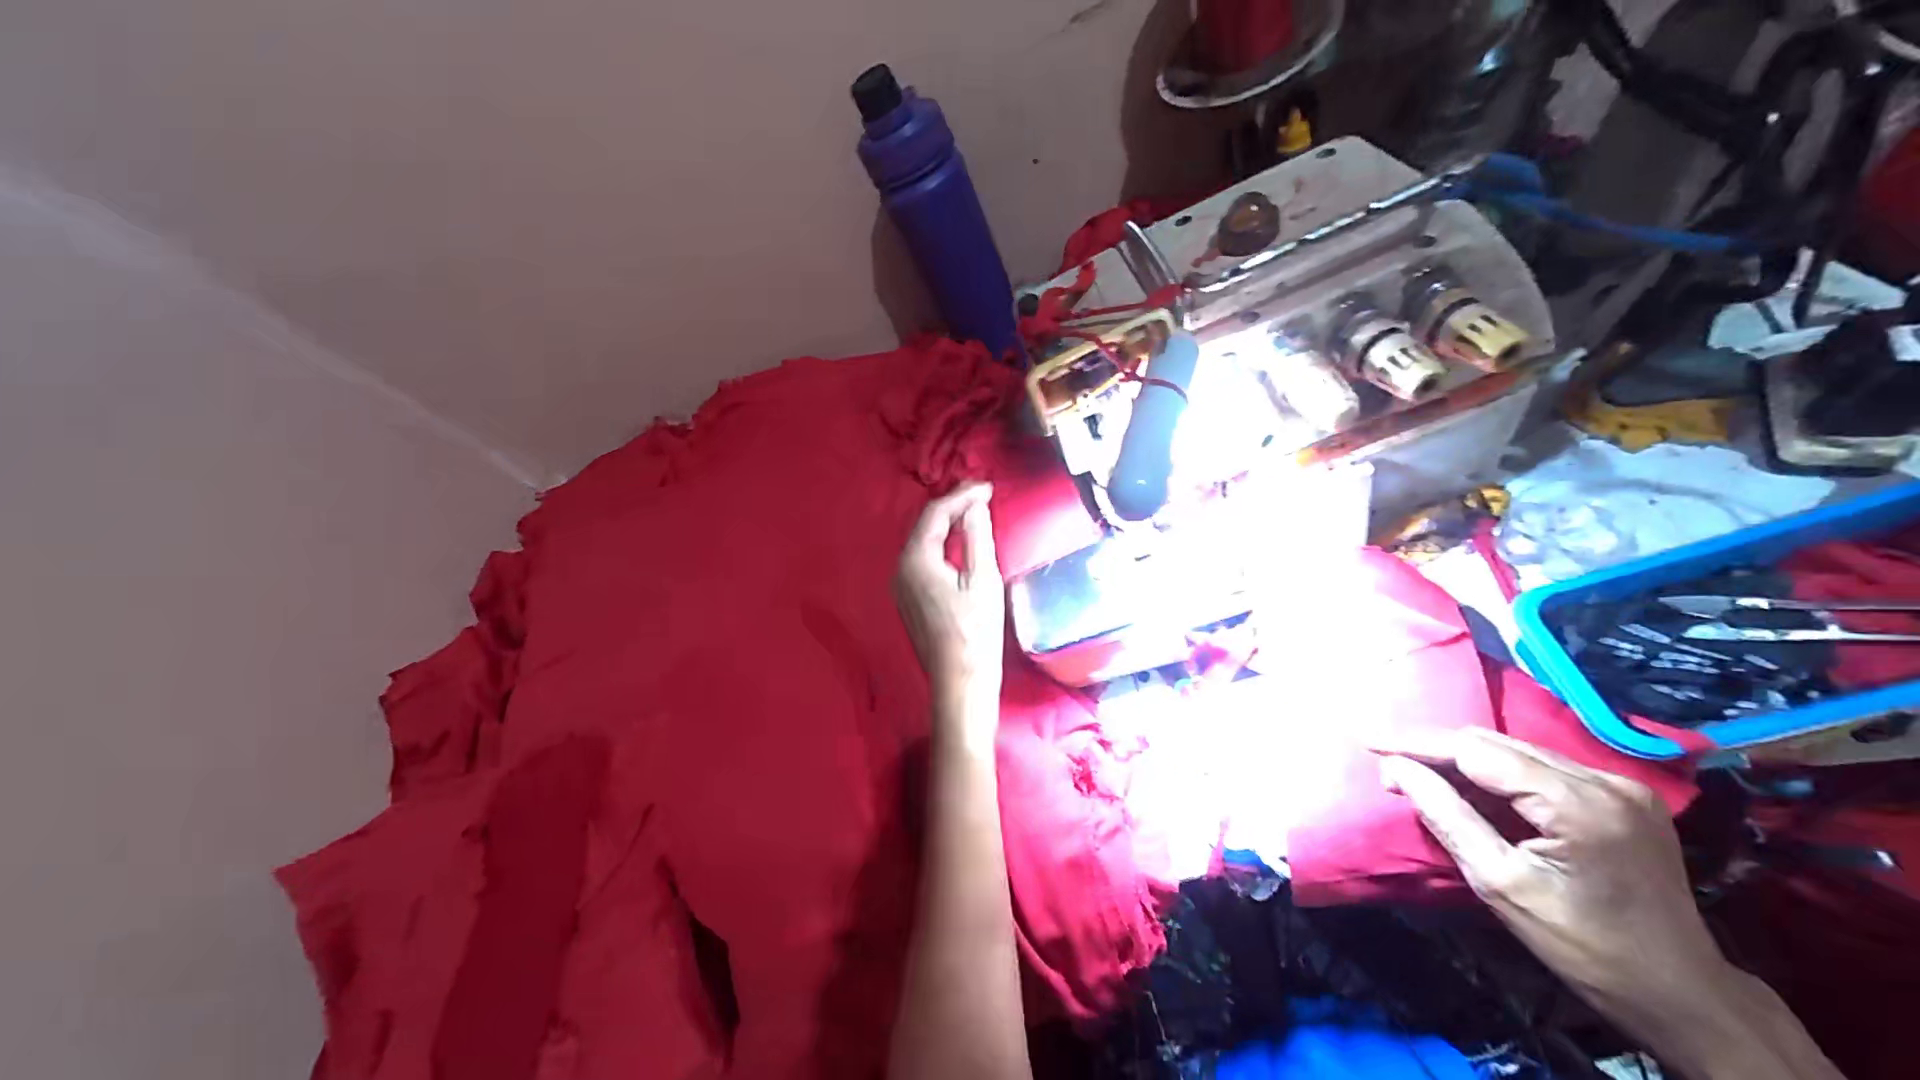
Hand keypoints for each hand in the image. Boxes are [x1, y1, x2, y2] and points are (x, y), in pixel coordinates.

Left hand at [895, 483, 1005, 719]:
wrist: (959, 680)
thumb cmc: (976, 631)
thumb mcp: (983, 579)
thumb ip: (977, 536)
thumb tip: (975, 506)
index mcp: (916, 559)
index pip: (936, 513)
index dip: (962, 496)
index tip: (988, 487)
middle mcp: (900, 568)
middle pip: (926, 526)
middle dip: (953, 507)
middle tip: (983, 496)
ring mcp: (901, 586)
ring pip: (923, 543)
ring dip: (947, 526)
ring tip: (975, 514)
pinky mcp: (908, 600)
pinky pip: (923, 560)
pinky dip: (942, 546)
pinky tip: (960, 545)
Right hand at [1374, 729, 1732, 1030]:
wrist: (1681, 993)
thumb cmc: (1584, 947)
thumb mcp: (1500, 883)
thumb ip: (1445, 815)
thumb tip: (1395, 768)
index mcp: (1579, 803)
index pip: (1477, 751)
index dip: (1417, 743)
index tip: (1368, 740)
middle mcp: (1604, 780)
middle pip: (1496, 743)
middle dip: (1435, 750)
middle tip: (1390, 769)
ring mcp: (1620, 784)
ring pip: (1515, 750)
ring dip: (1463, 760)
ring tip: (1419, 775)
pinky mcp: (1623, 795)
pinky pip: (1539, 766)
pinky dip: (1496, 772)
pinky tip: (1471, 788)